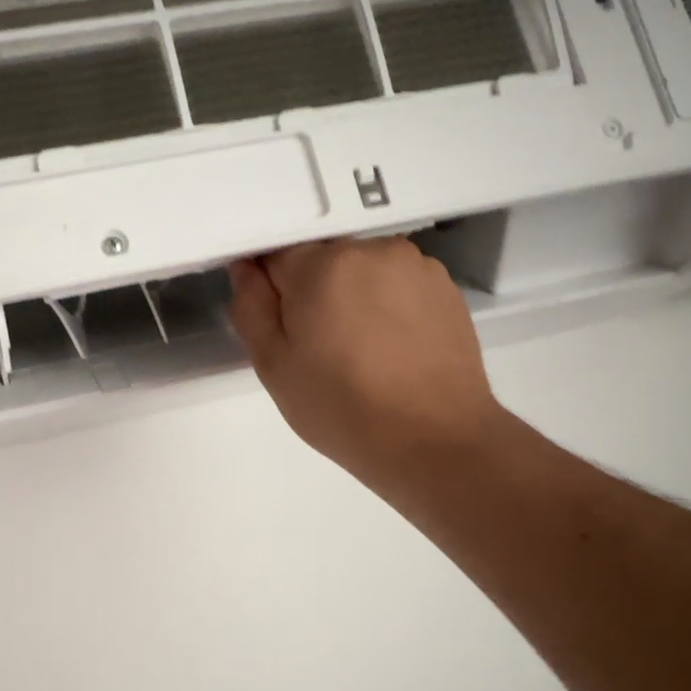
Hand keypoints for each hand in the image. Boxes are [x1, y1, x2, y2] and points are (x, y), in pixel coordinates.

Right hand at [227, 235, 506, 502]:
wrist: (435, 440)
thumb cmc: (342, 407)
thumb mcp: (274, 366)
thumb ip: (250, 306)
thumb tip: (246, 269)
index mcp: (322, 264)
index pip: (274, 252)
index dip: (268, 287)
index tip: (278, 324)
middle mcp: (371, 250)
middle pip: (321, 258)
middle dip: (311, 291)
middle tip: (318, 345)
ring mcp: (415, 264)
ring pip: (360, 269)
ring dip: (351, 295)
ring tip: (359, 349)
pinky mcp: (444, 286)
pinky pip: (396, 283)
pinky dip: (386, 304)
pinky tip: (390, 347)